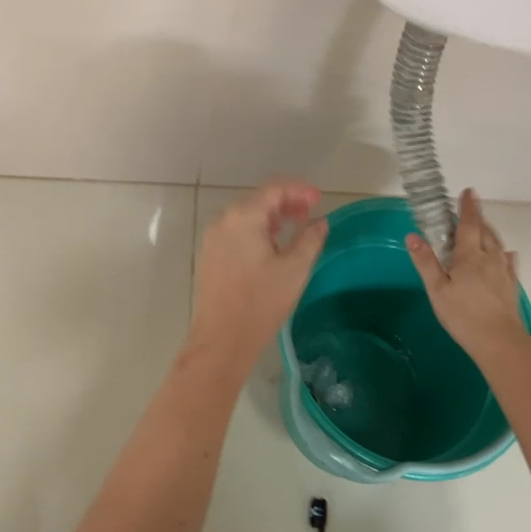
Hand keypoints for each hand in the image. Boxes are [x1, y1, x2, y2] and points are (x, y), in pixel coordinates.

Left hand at [189, 178, 328, 358]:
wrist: (221, 341)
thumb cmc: (260, 303)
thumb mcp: (294, 269)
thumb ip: (310, 238)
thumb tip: (320, 222)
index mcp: (243, 217)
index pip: (275, 189)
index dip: (300, 190)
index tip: (320, 199)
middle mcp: (224, 220)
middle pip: (260, 199)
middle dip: (287, 202)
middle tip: (311, 214)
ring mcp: (213, 237)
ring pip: (248, 214)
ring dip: (273, 216)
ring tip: (295, 228)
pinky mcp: (210, 253)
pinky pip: (237, 229)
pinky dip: (257, 229)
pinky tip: (273, 245)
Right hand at [407, 188, 530, 361]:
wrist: (500, 342)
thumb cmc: (464, 316)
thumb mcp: (437, 290)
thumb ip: (426, 262)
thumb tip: (412, 236)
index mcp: (469, 256)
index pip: (469, 224)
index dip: (467, 207)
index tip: (468, 191)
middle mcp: (489, 258)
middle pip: (485, 231)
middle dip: (477, 217)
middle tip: (470, 208)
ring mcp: (504, 272)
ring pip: (497, 244)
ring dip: (490, 232)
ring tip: (483, 227)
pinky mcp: (512, 286)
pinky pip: (509, 262)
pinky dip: (505, 254)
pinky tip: (506, 255)